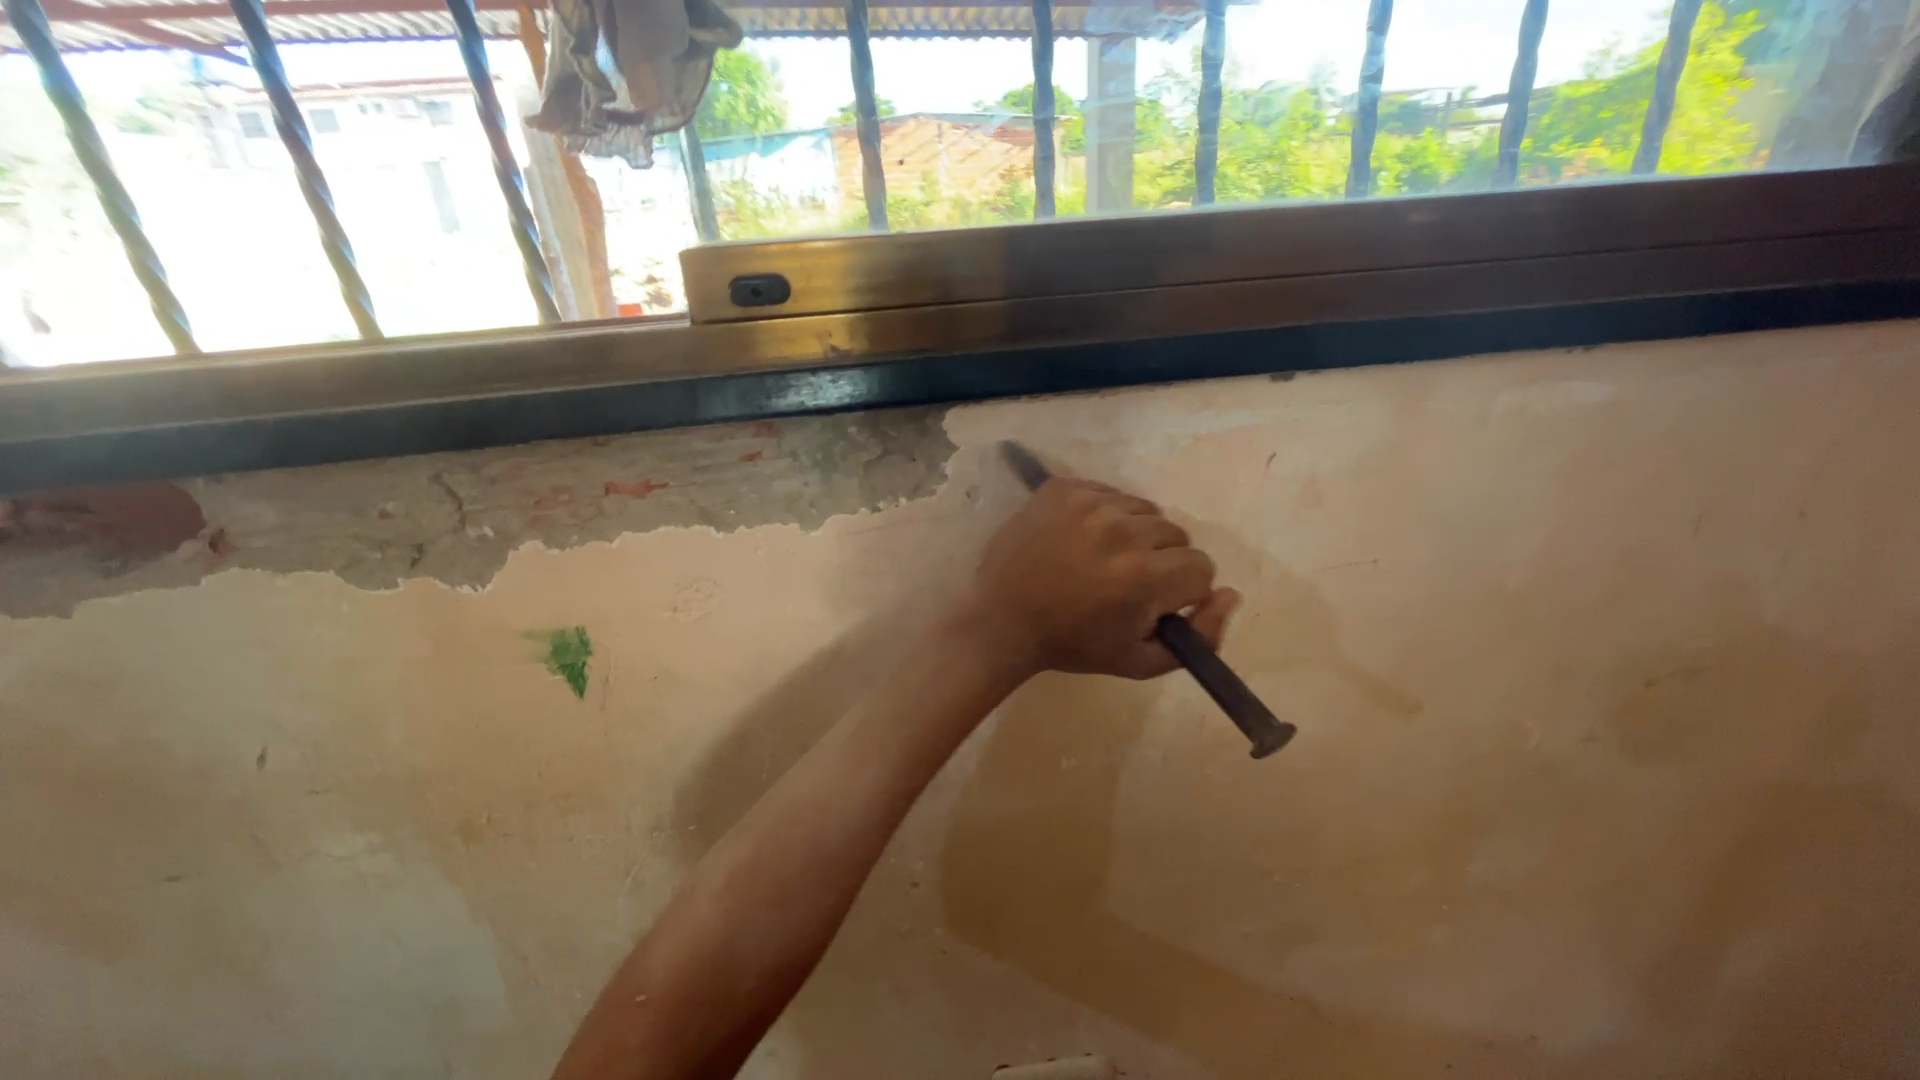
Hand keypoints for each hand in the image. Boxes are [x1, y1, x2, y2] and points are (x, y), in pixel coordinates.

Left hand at [966, 477, 1238, 680]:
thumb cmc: (1072, 645)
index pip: (1201, 568)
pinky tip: (1081, 540)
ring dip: (1135, 533)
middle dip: (1161, 560)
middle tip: (1125, 581)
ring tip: (1102, 558)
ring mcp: (1089, 503)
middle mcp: (1122, 531)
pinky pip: (1109, 492)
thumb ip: (1200, 636)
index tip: (1155, 601)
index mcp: (1143, 577)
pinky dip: (1104, 514)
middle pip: (1175, 535)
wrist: (1001, 620)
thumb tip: (1230, 594)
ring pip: (1144, 510)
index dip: (1183, 590)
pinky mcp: (1063, 487)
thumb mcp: (1140, 661)